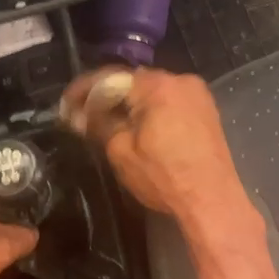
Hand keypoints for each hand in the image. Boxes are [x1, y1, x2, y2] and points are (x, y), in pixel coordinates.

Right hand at [59, 67, 249, 226]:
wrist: (212, 201)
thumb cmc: (164, 177)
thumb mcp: (122, 152)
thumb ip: (99, 125)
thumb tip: (79, 115)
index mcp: (157, 86)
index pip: (110, 77)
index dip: (84, 90)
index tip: (65, 105)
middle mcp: (180, 81)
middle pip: (132, 81)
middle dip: (106, 96)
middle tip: (83, 115)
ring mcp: (197, 94)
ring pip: (151, 91)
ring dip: (128, 103)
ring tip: (106, 122)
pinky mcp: (206, 110)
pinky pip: (169, 101)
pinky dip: (149, 109)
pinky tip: (136, 126)